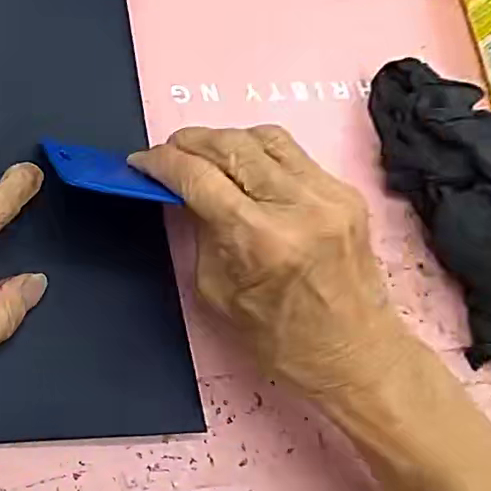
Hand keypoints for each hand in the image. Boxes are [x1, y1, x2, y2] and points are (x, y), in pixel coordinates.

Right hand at [129, 126, 413, 397]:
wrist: (351, 353)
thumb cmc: (273, 335)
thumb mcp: (213, 286)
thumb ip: (199, 231)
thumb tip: (182, 192)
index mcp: (258, 238)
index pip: (198, 176)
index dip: (160, 162)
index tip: (139, 162)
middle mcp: (298, 206)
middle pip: (231, 145)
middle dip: (187, 142)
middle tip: (164, 153)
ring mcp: (329, 195)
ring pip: (263, 137)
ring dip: (222, 140)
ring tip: (200, 155)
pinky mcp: (345, 192)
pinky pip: (290, 153)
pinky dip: (255, 152)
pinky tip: (239, 168)